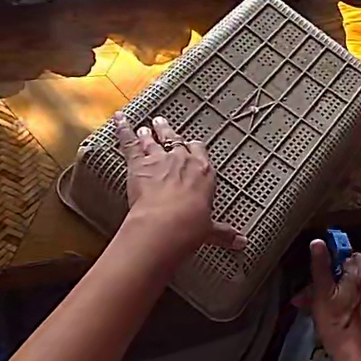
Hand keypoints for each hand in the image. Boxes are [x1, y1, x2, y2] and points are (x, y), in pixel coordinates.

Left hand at [116, 113, 245, 260]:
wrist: (167, 223)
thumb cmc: (191, 225)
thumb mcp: (210, 230)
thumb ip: (224, 233)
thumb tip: (241, 242)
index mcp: (203, 171)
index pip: (199, 151)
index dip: (193, 148)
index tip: (191, 147)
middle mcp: (182, 159)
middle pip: (175, 140)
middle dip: (168, 132)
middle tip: (162, 125)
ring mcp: (159, 159)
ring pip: (153, 139)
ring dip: (148, 133)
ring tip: (144, 128)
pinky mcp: (138, 163)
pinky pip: (129, 141)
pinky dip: (122, 128)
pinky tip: (118, 118)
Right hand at [297, 238, 360, 360]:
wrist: (347, 350)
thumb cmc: (335, 321)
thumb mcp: (322, 291)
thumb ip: (320, 266)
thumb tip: (317, 242)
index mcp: (355, 275)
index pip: (347, 250)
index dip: (332, 247)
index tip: (317, 251)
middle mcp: (358, 283)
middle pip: (341, 265)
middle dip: (322, 269)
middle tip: (309, 276)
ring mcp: (355, 295)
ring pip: (336, 280)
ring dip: (319, 284)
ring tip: (303, 296)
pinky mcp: (350, 306)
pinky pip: (336, 292)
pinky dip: (323, 294)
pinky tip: (309, 304)